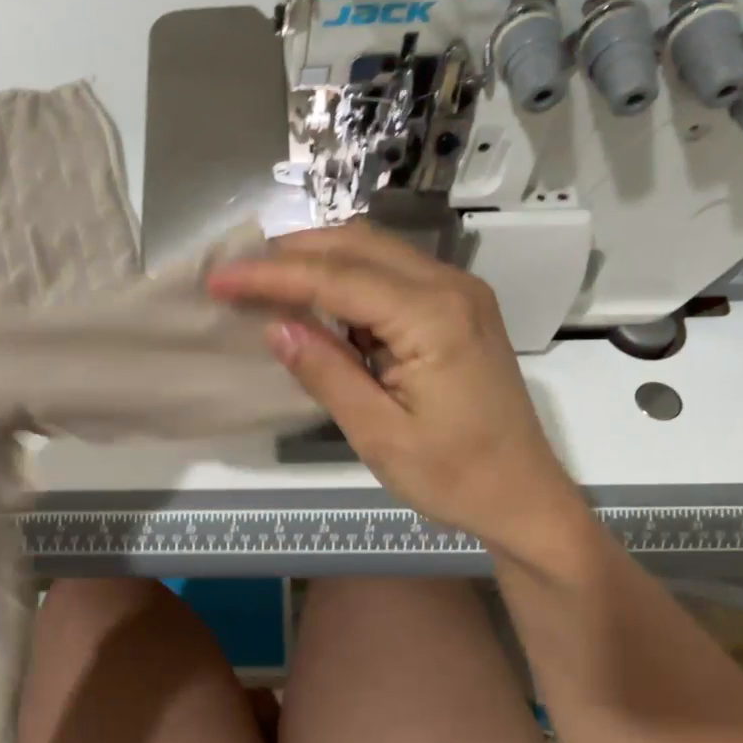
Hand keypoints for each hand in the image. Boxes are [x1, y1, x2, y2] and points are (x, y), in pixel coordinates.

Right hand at [207, 222, 588, 556]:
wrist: (523, 497)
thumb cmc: (454, 477)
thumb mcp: (379, 435)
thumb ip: (327, 373)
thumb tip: (274, 326)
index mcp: (433, 317)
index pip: (336, 278)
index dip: (271, 276)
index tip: (219, 279)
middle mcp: (450, 288)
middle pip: (357, 245)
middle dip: (292, 254)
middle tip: (236, 273)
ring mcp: (459, 295)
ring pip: (376, 253)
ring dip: (318, 261)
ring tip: (264, 284)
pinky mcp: (458, 310)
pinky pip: (393, 276)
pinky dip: (347, 281)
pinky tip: (316, 304)